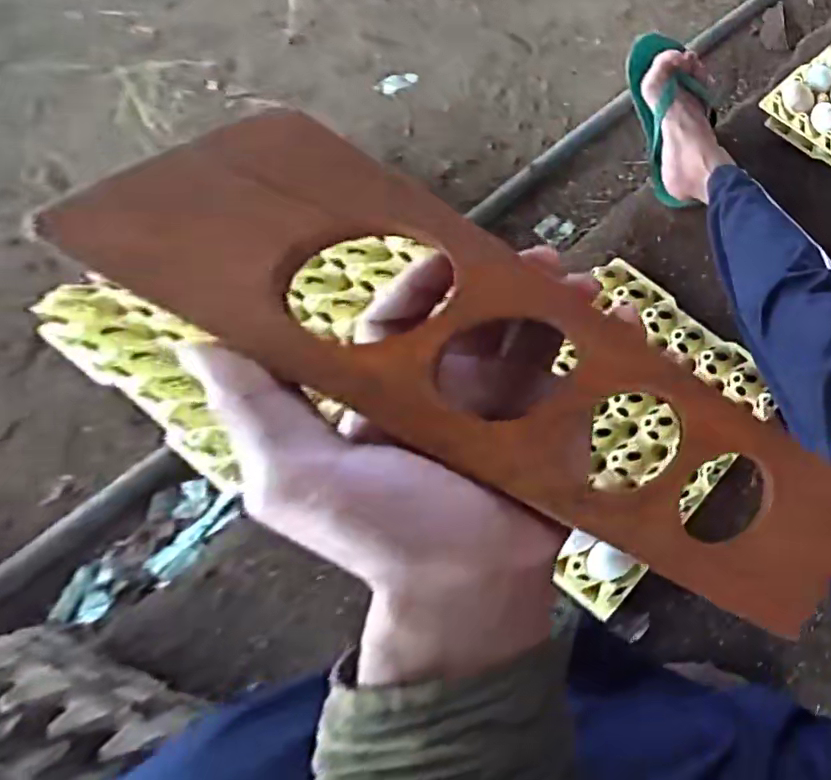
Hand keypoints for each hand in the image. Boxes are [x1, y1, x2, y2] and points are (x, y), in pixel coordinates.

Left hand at [177, 246, 599, 684]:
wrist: (472, 580)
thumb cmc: (384, 529)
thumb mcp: (300, 477)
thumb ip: (262, 411)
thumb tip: (206, 341)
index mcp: (397, 389)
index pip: (411, 318)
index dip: (434, 280)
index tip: (459, 251)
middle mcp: (458, 384)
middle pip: (487, 315)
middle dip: (515, 280)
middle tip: (545, 258)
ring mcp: (518, 397)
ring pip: (542, 331)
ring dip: (566, 301)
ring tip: (587, 284)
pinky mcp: (563, 413)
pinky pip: (587, 366)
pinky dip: (611, 337)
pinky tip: (624, 317)